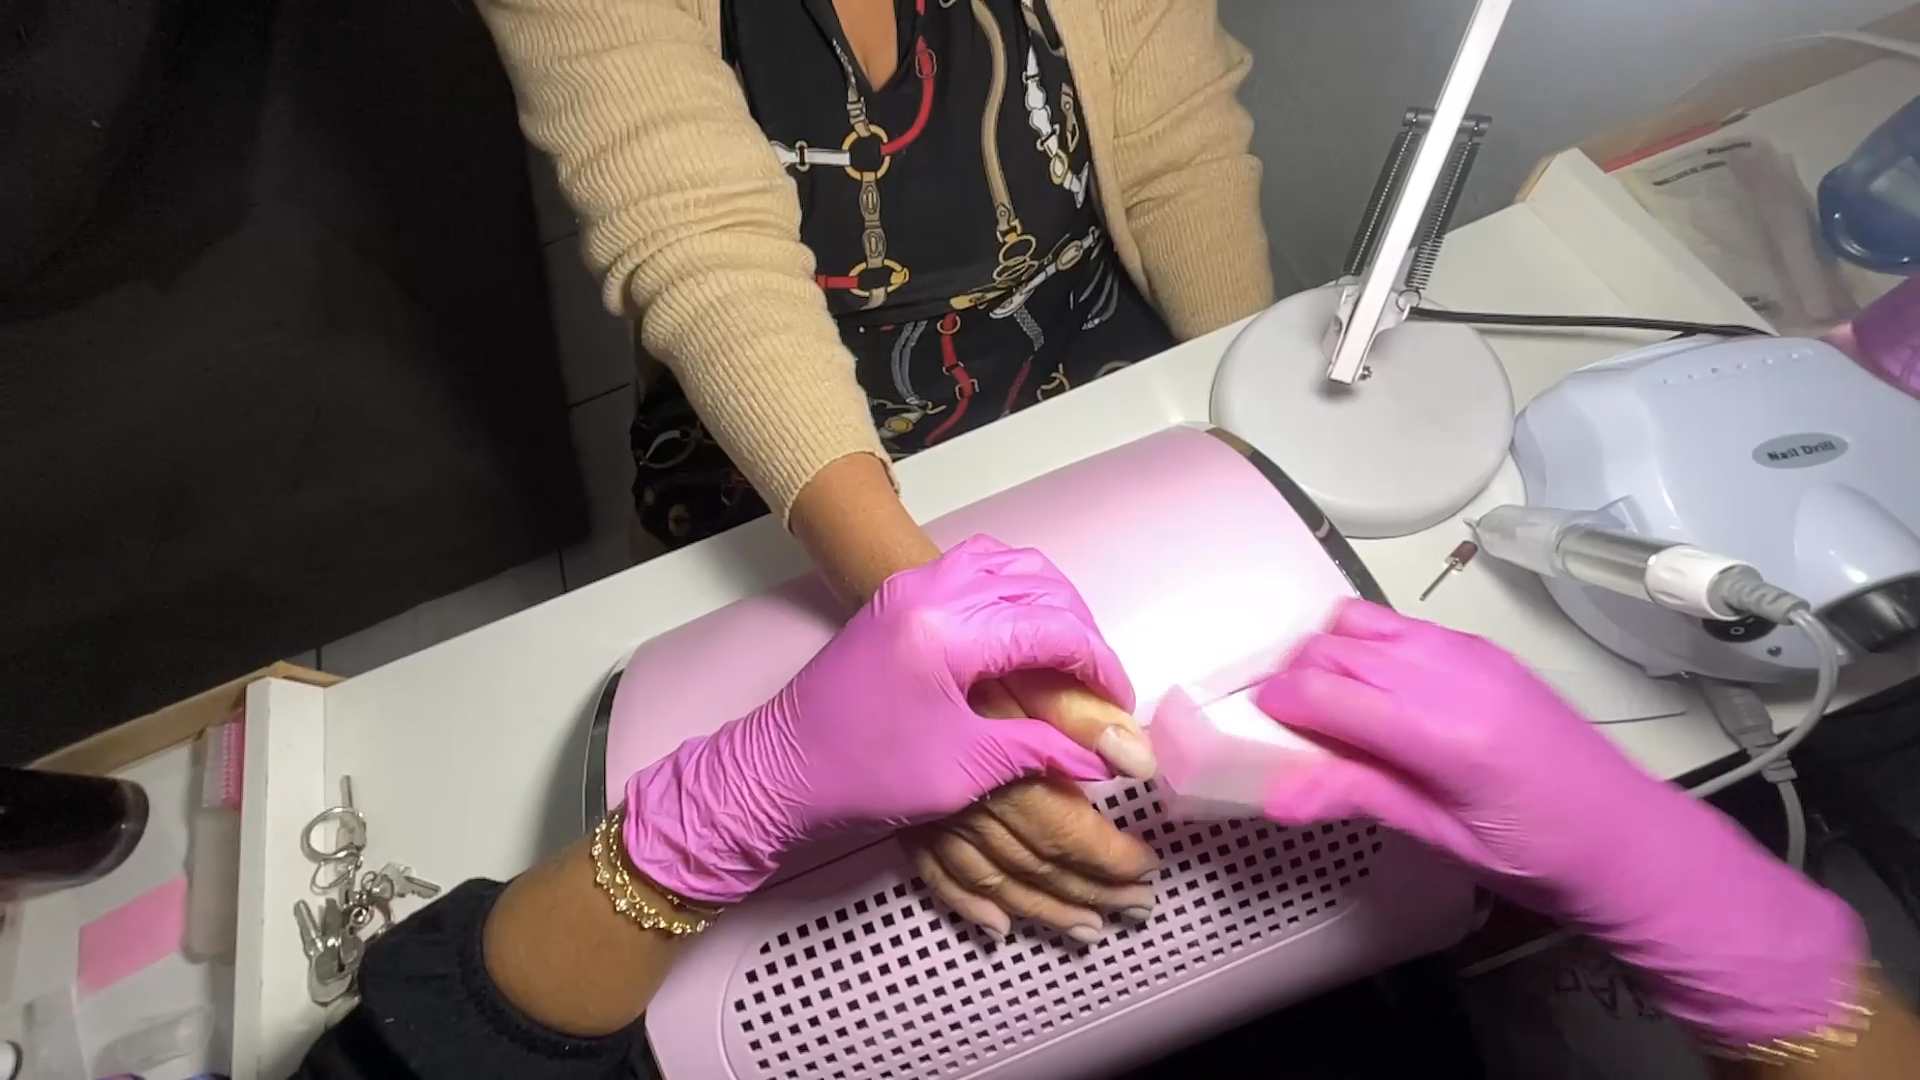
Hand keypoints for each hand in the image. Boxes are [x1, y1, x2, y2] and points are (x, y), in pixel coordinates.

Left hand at [621, 536, 1128, 904]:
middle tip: (1097, 679)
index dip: (1098, 663)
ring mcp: (911, 584)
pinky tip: (1019, 632)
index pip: (1052, 626)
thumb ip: (1044, 748)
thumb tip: (1110, 754)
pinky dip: (1010, 589)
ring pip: (1007, 563)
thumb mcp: (965, 768)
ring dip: (1047, 599)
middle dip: (1079, 627)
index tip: (1119, 703)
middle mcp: (931, 588)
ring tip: (1066, 653)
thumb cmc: (866, 775)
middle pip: (1037, 581)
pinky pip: (973, 567)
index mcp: (947, 629)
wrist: (778, 770)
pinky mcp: (900, 595)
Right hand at [905, 671, 1159, 943]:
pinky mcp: (906, 813)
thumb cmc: (955, 649)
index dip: (1113, 855)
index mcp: (1000, 765)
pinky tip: (998, 923)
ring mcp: (931, 814)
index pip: (1067, 831)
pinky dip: (971, 905)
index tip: (1146, 863)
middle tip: (1132, 906)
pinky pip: (939, 875)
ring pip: (994, 881)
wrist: (886, 650)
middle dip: (1091, 892)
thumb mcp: (1024, 667)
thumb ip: (1081, 713)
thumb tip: (1138, 759)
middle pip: (1036, 863)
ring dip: (1042, 910)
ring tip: (1084, 925)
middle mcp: (966, 800)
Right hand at [1253, 599, 1864, 1046]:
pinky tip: (1370, 683)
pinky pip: (1392, 622)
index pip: (1326, 692)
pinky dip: (1360, 642)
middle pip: (1332, 649)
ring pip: (1356, 622)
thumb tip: (1273, 795)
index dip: (1278, 701)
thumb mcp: (1440, 837)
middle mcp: (1453, 675)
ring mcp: (1467, 651)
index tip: (1259, 720)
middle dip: (1294, 677)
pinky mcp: (1476, 645)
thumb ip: (1355, 796)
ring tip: (1327, 697)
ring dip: (1325, 652)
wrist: (1636, 840)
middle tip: (1289, 718)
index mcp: (1444, 735)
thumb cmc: (1537, 854)